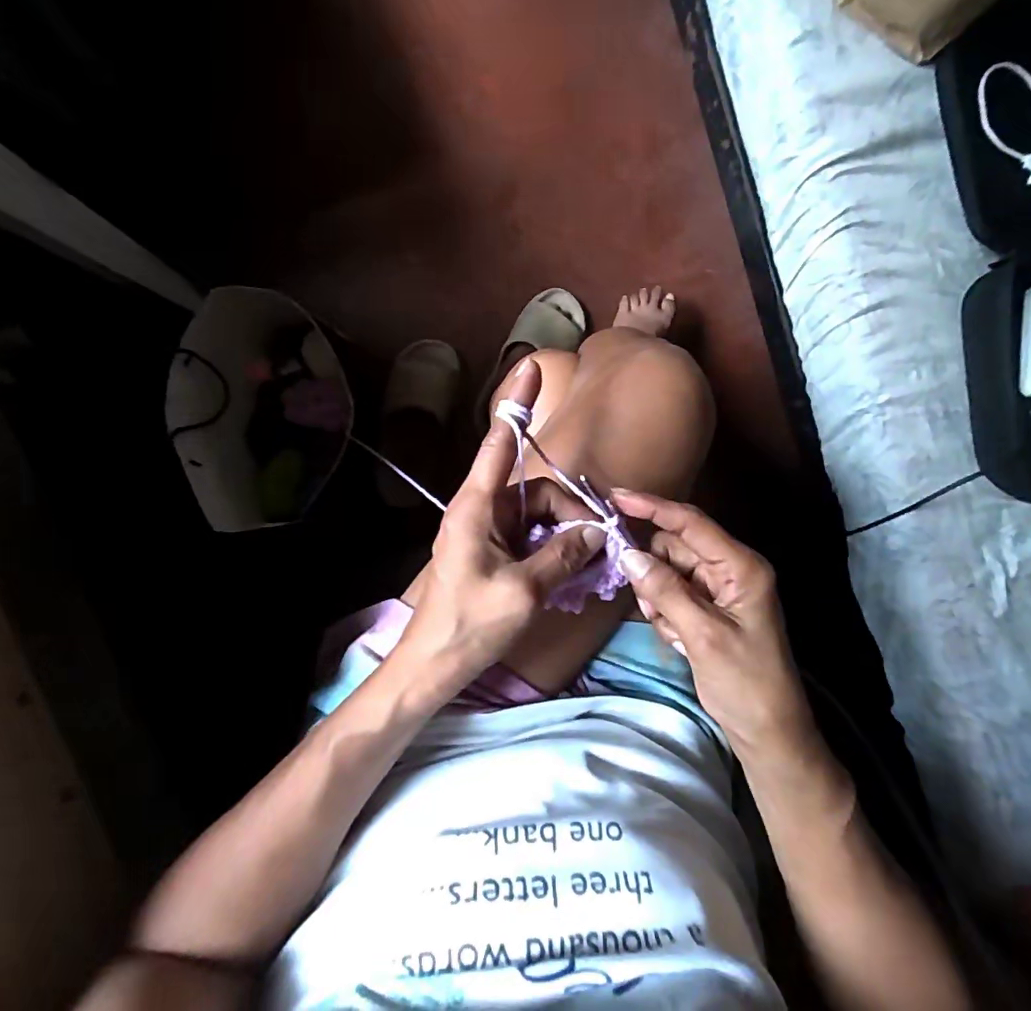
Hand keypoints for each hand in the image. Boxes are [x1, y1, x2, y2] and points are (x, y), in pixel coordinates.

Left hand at [394, 360, 603, 699]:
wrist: (433, 664)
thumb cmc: (469, 625)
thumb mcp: (524, 591)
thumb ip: (563, 555)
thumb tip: (596, 532)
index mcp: (477, 507)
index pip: (500, 443)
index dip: (517, 403)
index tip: (530, 366)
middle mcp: (481, 510)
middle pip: (538, 489)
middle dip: (571, 511)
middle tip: (597, 547)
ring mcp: (486, 532)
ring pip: (538, 515)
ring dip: (565, 535)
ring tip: (585, 569)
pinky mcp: (491, 552)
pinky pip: (530, 536)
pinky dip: (553, 549)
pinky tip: (569, 576)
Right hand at [612, 489, 814, 756]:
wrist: (767, 730)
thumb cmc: (745, 681)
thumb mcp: (702, 634)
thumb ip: (664, 590)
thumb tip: (628, 554)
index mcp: (741, 567)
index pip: (690, 523)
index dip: (652, 506)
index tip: (615, 496)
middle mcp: (729, 570)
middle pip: (674, 547)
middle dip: (653, 570)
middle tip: (649, 605)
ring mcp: (718, 590)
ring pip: (667, 571)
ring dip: (657, 596)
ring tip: (672, 631)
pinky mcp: (706, 608)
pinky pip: (670, 594)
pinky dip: (663, 612)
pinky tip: (678, 639)